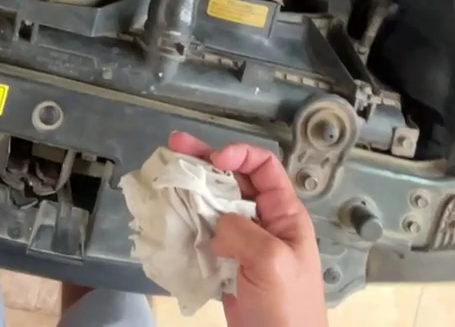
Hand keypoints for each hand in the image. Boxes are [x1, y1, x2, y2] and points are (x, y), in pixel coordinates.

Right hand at [169, 131, 327, 326]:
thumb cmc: (288, 309)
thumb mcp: (272, 262)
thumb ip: (242, 231)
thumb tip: (217, 224)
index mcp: (284, 215)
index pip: (264, 167)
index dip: (240, 155)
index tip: (215, 160)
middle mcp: (264, 221)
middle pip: (233, 179)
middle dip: (205, 160)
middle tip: (175, 146)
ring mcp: (244, 243)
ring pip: (215, 203)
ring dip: (191, 188)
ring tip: (166, 174)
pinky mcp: (226, 263)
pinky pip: (205, 231)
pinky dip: (187, 219)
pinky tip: (169, 211)